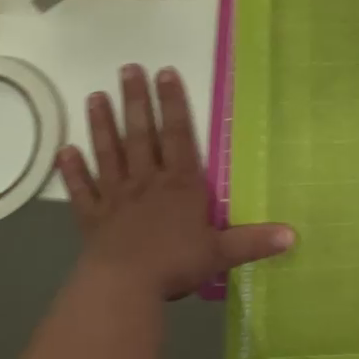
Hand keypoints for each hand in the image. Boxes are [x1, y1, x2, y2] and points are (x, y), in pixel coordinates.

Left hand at [59, 64, 294, 299]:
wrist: (124, 289)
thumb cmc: (175, 265)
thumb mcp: (221, 253)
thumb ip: (253, 240)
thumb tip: (293, 234)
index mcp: (180, 184)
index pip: (178, 135)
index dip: (172, 102)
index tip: (165, 73)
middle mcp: (147, 181)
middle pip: (140, 134)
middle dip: (135, 100)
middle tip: (128, 69)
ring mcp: (116, 197)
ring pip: (109, 153)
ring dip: (101, 124)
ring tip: (95, 96)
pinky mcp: (93, 218)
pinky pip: (82, 190)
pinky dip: (73, 171)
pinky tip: (64, 151)